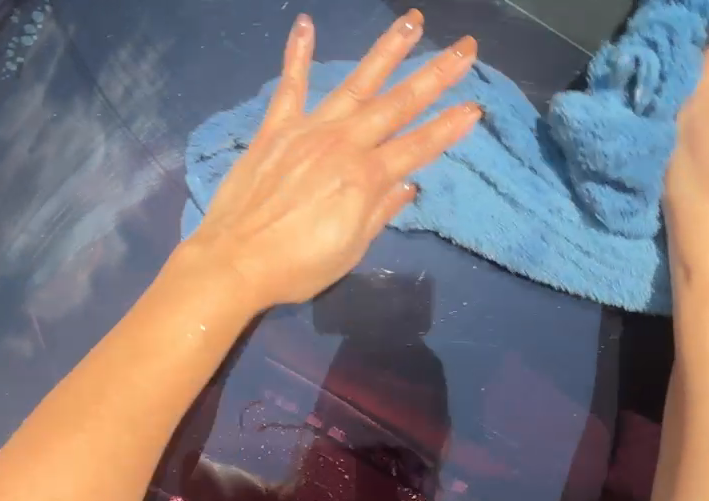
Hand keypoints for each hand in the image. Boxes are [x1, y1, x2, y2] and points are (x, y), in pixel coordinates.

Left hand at [176, 11, 481, 310]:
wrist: (235, 262)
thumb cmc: (296, 268)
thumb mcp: (347, 251)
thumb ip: (378, 214)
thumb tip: (406, 185)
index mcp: (365, 179)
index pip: (417, 147)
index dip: (447, 129)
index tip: (474, 108)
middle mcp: (343, 145)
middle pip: (397, 105)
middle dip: (434, 76)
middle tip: (465, 49)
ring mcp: (309, 132)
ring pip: (355, 85)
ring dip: (386, 52)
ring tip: (412, 21)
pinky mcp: (276, 131)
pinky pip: (290, 87)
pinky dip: (298, 55)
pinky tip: (306, 24)